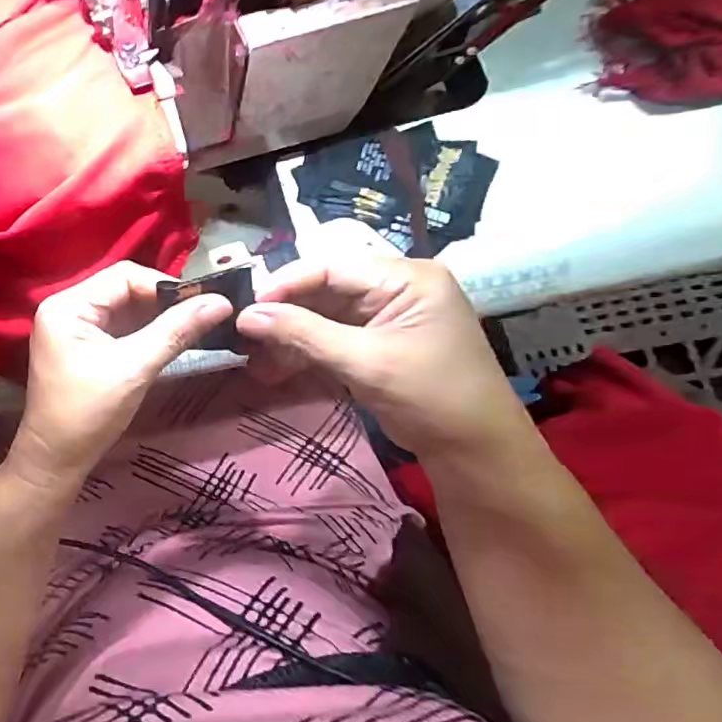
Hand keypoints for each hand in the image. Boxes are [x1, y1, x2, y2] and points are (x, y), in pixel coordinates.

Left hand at [12, 261, 231, 481]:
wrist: (55, 460)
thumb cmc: (89, 412)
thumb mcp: (135, 368)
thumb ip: (176, 331)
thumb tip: (221, 301)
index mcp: (67, 305)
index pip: (124, 276)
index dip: (164, 286)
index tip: (201, 304)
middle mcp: (66, 308)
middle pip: (124, 289)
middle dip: (162, 302)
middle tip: (201, 315)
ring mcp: (73, 327)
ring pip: (124, 308)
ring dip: (156, 317)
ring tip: (193, 326)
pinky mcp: (82, 346)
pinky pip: (119, 327)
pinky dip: (144, 332)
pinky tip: (170, 340)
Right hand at [234, 257, 531, 458]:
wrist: (476, 454)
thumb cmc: (431, 397)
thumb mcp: (364, 362)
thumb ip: (303, 334)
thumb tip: (246, 316)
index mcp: (406, 278)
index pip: (332, 268)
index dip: (286, 285)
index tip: (248, 307)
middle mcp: (395, 288)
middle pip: (324, 290)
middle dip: (284, 315)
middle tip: (245, 336)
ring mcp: (386, 316)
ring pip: (322, 316)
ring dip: (289, 337)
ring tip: (254, 359)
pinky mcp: (377, 342)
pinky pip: (331, 337)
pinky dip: (304, 352)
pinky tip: (275, 368)